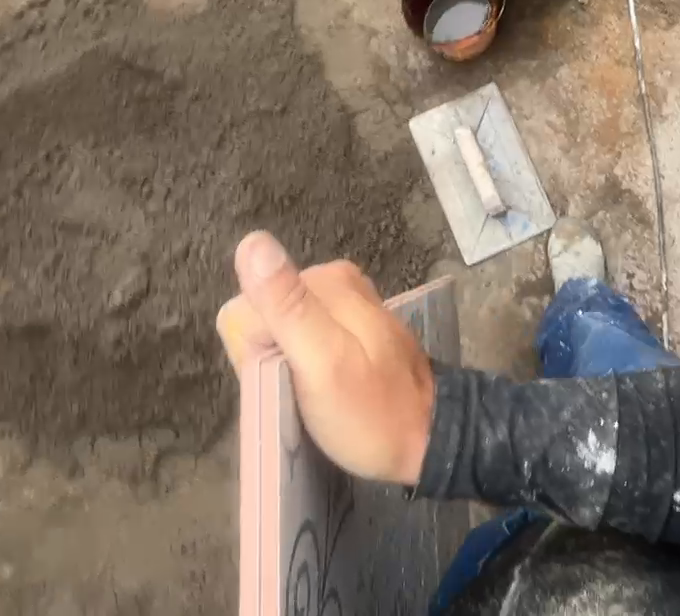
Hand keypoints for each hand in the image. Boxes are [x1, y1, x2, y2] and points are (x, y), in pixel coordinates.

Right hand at [215, 232, 435, 485]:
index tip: (283, 381)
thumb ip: (286, 305)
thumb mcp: (322, 360)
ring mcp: (346, 304)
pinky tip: (321, 387)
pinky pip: (303, 341)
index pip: (252, 308)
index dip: (257, 352)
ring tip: (311, 393)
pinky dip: (303, 366)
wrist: (428, 438)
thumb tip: (251, 240)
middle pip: (268, 315)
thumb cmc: (371, 410)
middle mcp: (335, 281)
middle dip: (271, 356)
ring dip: (285, 364)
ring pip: (283, 330)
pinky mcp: (350, 329)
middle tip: (300, 390)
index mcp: (326, 280)